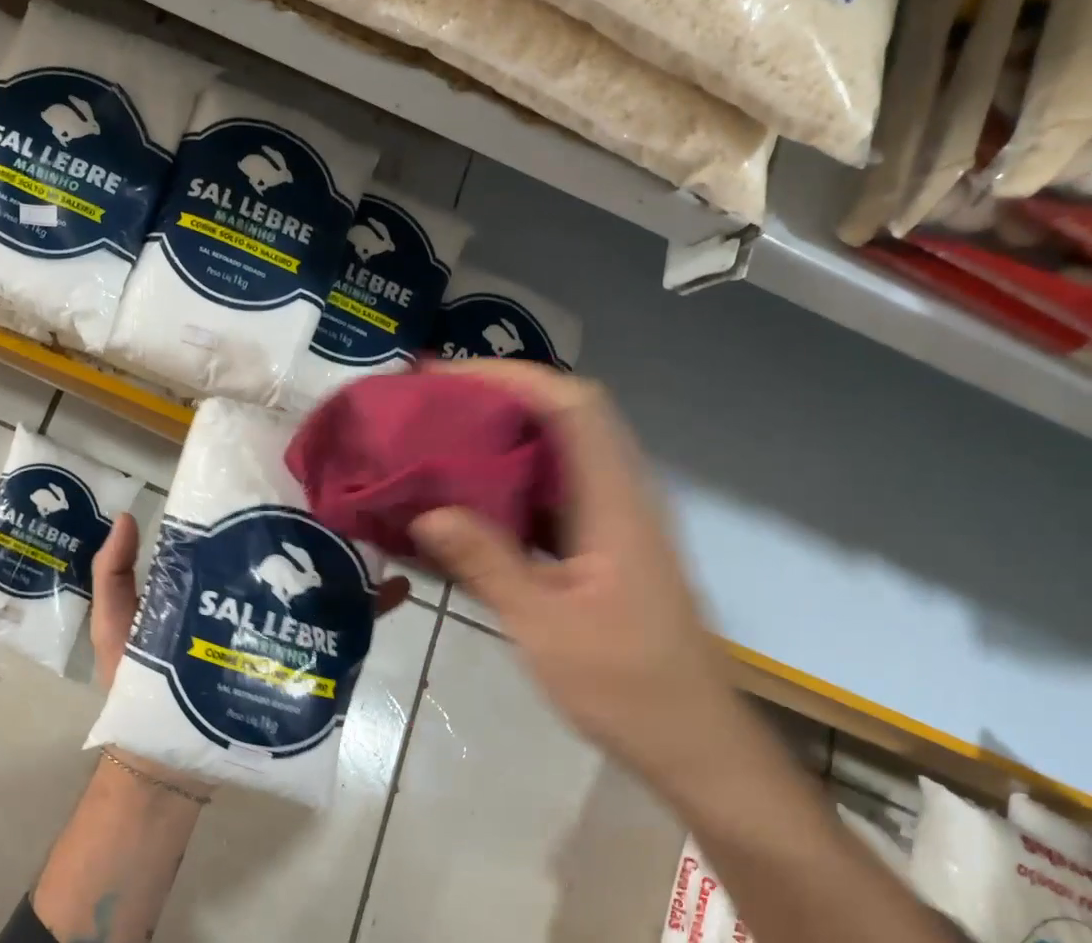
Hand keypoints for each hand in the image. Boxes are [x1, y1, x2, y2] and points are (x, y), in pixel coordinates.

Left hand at [88, 513, 413, 690]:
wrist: (162, 759)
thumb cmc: (133, 683)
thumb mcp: (114, 623)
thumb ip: (114, 573)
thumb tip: (129, 516)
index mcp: (209, 588)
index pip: (240, 544)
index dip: (262, 516)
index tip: (289, 485)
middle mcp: (246, 607)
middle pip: (287, 567)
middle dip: (317, 539)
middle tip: (346, 508)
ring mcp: (273, 638)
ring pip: (317, 598)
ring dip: (350, 572)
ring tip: (379, 542)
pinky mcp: (293, 672)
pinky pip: (334, 644)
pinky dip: (363, 620)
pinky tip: (392, 594)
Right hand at [406, 360, 746, 787]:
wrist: (695, 744)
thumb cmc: (626, 687)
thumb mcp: (544, 627)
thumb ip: (485, 562)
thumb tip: (425, 512)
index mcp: (615, 504)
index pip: (573, 406)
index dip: (511, 377)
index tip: (444, 378)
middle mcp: (619, 498)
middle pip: (563, 416)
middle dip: (494, 396)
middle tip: (425, 404)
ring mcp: (612, 521)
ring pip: (555, 451)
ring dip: (497, 434)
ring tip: (432, 438)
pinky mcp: (600, 547)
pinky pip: (548, 489)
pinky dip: (503, 477)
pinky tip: (460, 497)